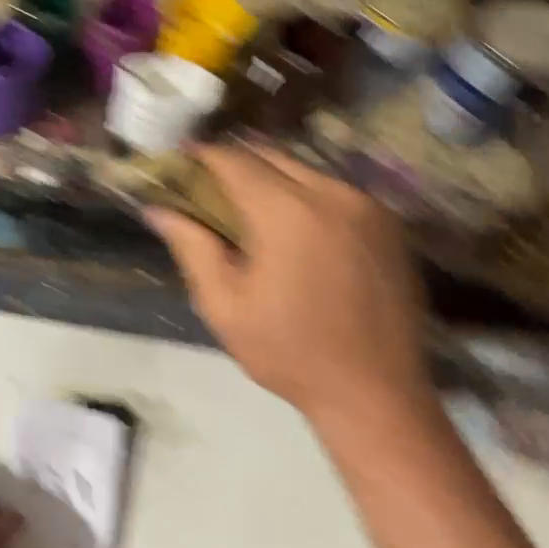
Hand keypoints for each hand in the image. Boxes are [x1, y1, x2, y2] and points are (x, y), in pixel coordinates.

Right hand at [145, 143, 429, 425]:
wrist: (376, 392)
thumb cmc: (289, 352)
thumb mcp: (224, 305)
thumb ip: (192, 248)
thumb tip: (157, 210)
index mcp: (288, 212)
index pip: (235, 162)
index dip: (203, 155)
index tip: (179, 156)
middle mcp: (333, 195)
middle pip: (273, 157)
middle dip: (236, 161)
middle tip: (207, 182)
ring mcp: (369, 207)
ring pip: (307, 171)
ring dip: (272, 177)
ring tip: (245, 203)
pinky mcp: (390, 225)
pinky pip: (336, 192)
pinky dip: (306, 195)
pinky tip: (291, 225)